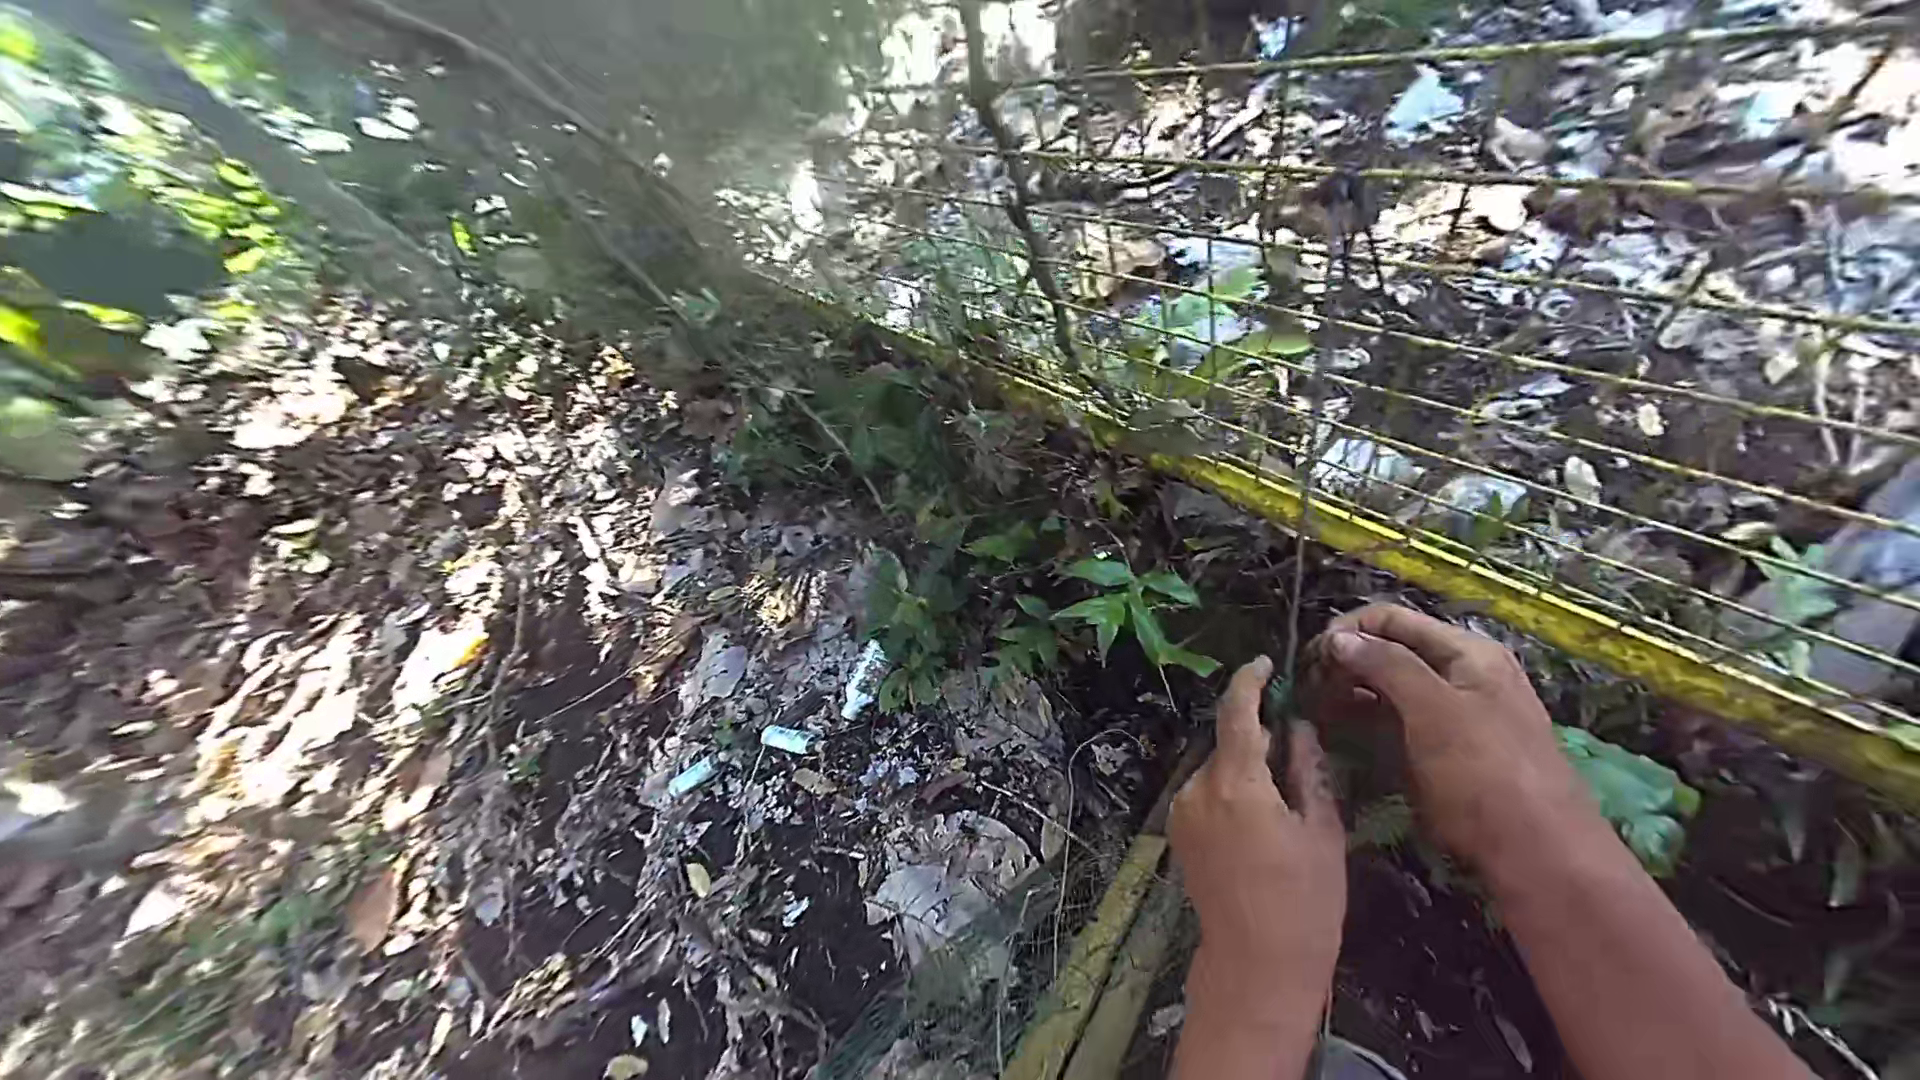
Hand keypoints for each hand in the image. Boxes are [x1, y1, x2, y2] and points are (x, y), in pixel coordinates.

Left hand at [1170, 655, 1345, 980]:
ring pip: (1217, 766)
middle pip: (1228, 741)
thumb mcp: (1321, 832)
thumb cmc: (1304, 901)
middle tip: (1294, 754)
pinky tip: (1255, 822)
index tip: (1263, 664)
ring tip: (1280, 804)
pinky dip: (1229, 788)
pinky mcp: (1177, 825)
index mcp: (1236, 783)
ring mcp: (1182, 806)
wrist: (1254, 961)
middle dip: (1258, 737)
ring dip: (1244, 767)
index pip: (1236, 712)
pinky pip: (1205, 789)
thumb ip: (1307, 769)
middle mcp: (1198, 785)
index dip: (1248, 681)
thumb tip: (1298, 726)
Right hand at [1305, 603, 1588, 868]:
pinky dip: (1357, 712)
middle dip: (1341, 660)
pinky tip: (1333, 724)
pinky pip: (1386, 713)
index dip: (1346, 631)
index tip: (1311, 659)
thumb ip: (1385, 664)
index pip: (1389, 619)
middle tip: (1307, 686)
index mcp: (1465, 652)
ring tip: (1313, 705)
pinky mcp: (1434, 741)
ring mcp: (1445, 708)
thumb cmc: (1486, 773)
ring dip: (1343, 687)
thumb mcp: (1434, 709)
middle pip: (1383, 647)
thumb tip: (1336, 638)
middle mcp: (1455, 672)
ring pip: (1380, 681)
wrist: (1537, 855)